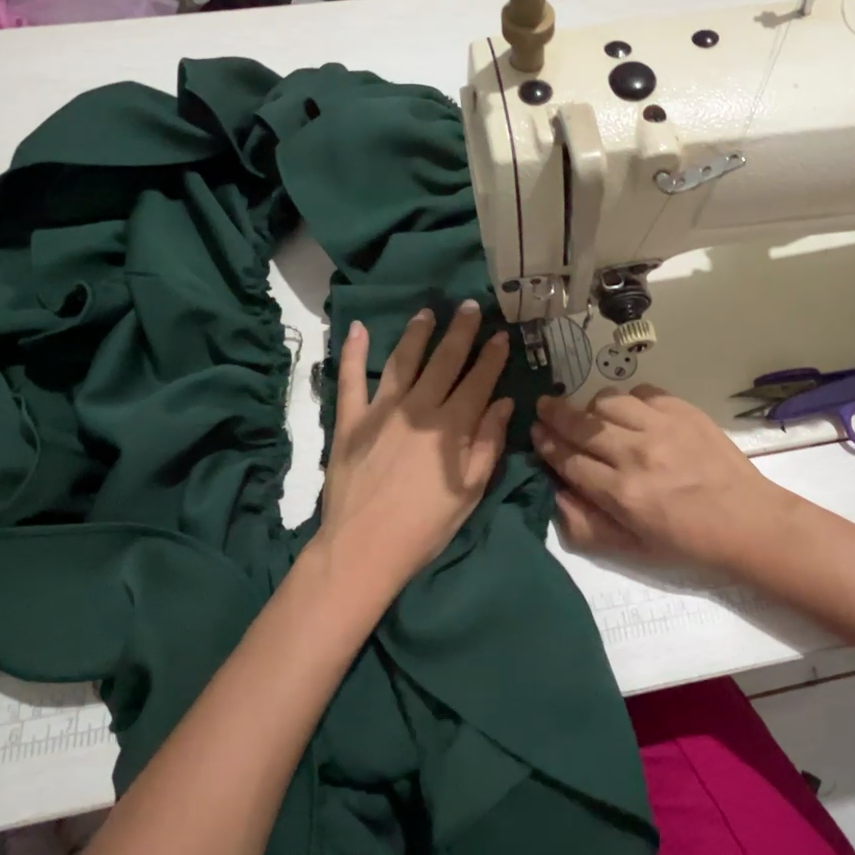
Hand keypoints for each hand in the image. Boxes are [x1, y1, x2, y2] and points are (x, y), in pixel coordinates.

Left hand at [317, 301, 514, 593]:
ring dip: (417, 334)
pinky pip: (350, 380)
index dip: (492, 357)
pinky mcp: (350, 421)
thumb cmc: (426, 526)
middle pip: (444, 361)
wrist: (364, 548)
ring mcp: (381, 411)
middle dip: (460, 332)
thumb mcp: (470, 491)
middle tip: (469, 306)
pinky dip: (352, 353)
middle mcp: (419, 408)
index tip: (502, 334)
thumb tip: (504, 403)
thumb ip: (488, 443)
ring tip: (426, 312)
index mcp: (452, 426)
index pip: (478, 381)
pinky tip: (357, 330)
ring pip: (403, 361)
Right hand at [531, 386, 793, 569]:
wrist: (747, 522)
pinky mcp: (684, 410)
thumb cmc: (688, 542)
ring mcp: (662, 427)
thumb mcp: (632, 548)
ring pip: (609, 402)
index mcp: (622, 493)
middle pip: (581, 425)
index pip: (568, 460)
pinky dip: (628, 399)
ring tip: (588, 413)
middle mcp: (636, 454)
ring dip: (591, 406)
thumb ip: (587, 524)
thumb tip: (556, 493)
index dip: (546, 445)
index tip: (535, 434)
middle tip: (543, 407)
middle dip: (555, 415)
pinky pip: (643, 392)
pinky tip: (628, 411)